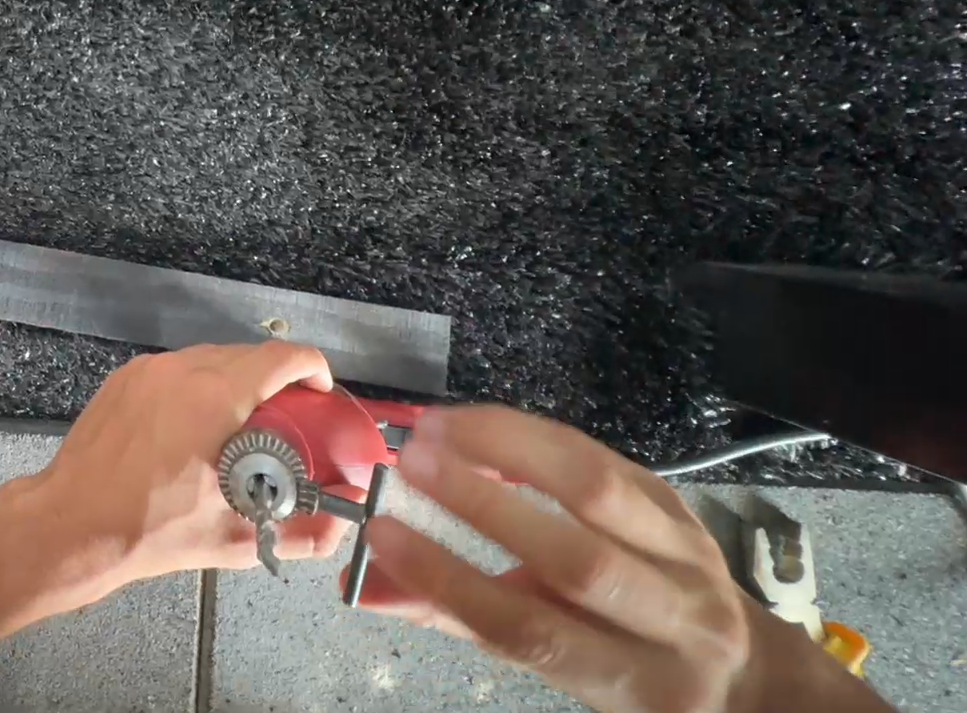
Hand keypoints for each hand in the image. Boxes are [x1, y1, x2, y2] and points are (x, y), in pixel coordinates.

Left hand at [31, 340, 357, 594]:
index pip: (280, 357)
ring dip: (233, 381)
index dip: (311, 368)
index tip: (322, 393)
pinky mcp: (123, 379)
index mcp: (213, 396)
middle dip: (274, 380)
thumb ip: (301, 530)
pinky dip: (195, 386)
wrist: (72, 522)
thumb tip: (340, 525)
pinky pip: (174, 370)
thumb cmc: (151, 528)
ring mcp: (146, 370)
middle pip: (245, 354)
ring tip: (241, 424)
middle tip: (288, 419)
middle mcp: (180, 369)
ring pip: (207, 358)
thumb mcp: (234, 537)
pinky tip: (194, 425)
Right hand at [350, 405, 891, 712]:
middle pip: (577, 560)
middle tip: (408, 461)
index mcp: (632, 681)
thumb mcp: (545, 663)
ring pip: (597, 489)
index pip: (530, 630)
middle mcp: (674, 621)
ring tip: (433, 426)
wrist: (744, 666)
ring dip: (505, 446)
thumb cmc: (618, 666)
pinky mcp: (671, 497)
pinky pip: (594, 452)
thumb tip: (358, 587)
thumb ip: (451, 618)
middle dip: (481, 503)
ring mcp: (683, 552)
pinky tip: (469, 421)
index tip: (379, 531)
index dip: (447, 579)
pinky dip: (523, 431)